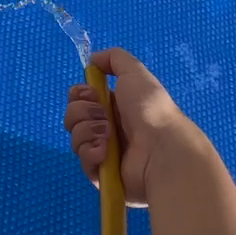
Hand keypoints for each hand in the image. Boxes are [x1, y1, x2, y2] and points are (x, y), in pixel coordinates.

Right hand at [64, 47, 196, 205]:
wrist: (162, 151)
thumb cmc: (149, 109)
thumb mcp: (135, 72)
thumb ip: (113, 58)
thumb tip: (92, 61)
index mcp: (113, 106)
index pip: (80, 98)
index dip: (79, 94)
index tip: (91, 94)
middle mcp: (106, 128)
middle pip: (73, 115)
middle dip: (81, 112)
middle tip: (102, 116)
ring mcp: (103, 152)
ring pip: (75, 137)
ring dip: (87, 131)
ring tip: (107, 137)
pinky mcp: (102, 176)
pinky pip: (83, 161)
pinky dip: (91, 153)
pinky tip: (105, 152)